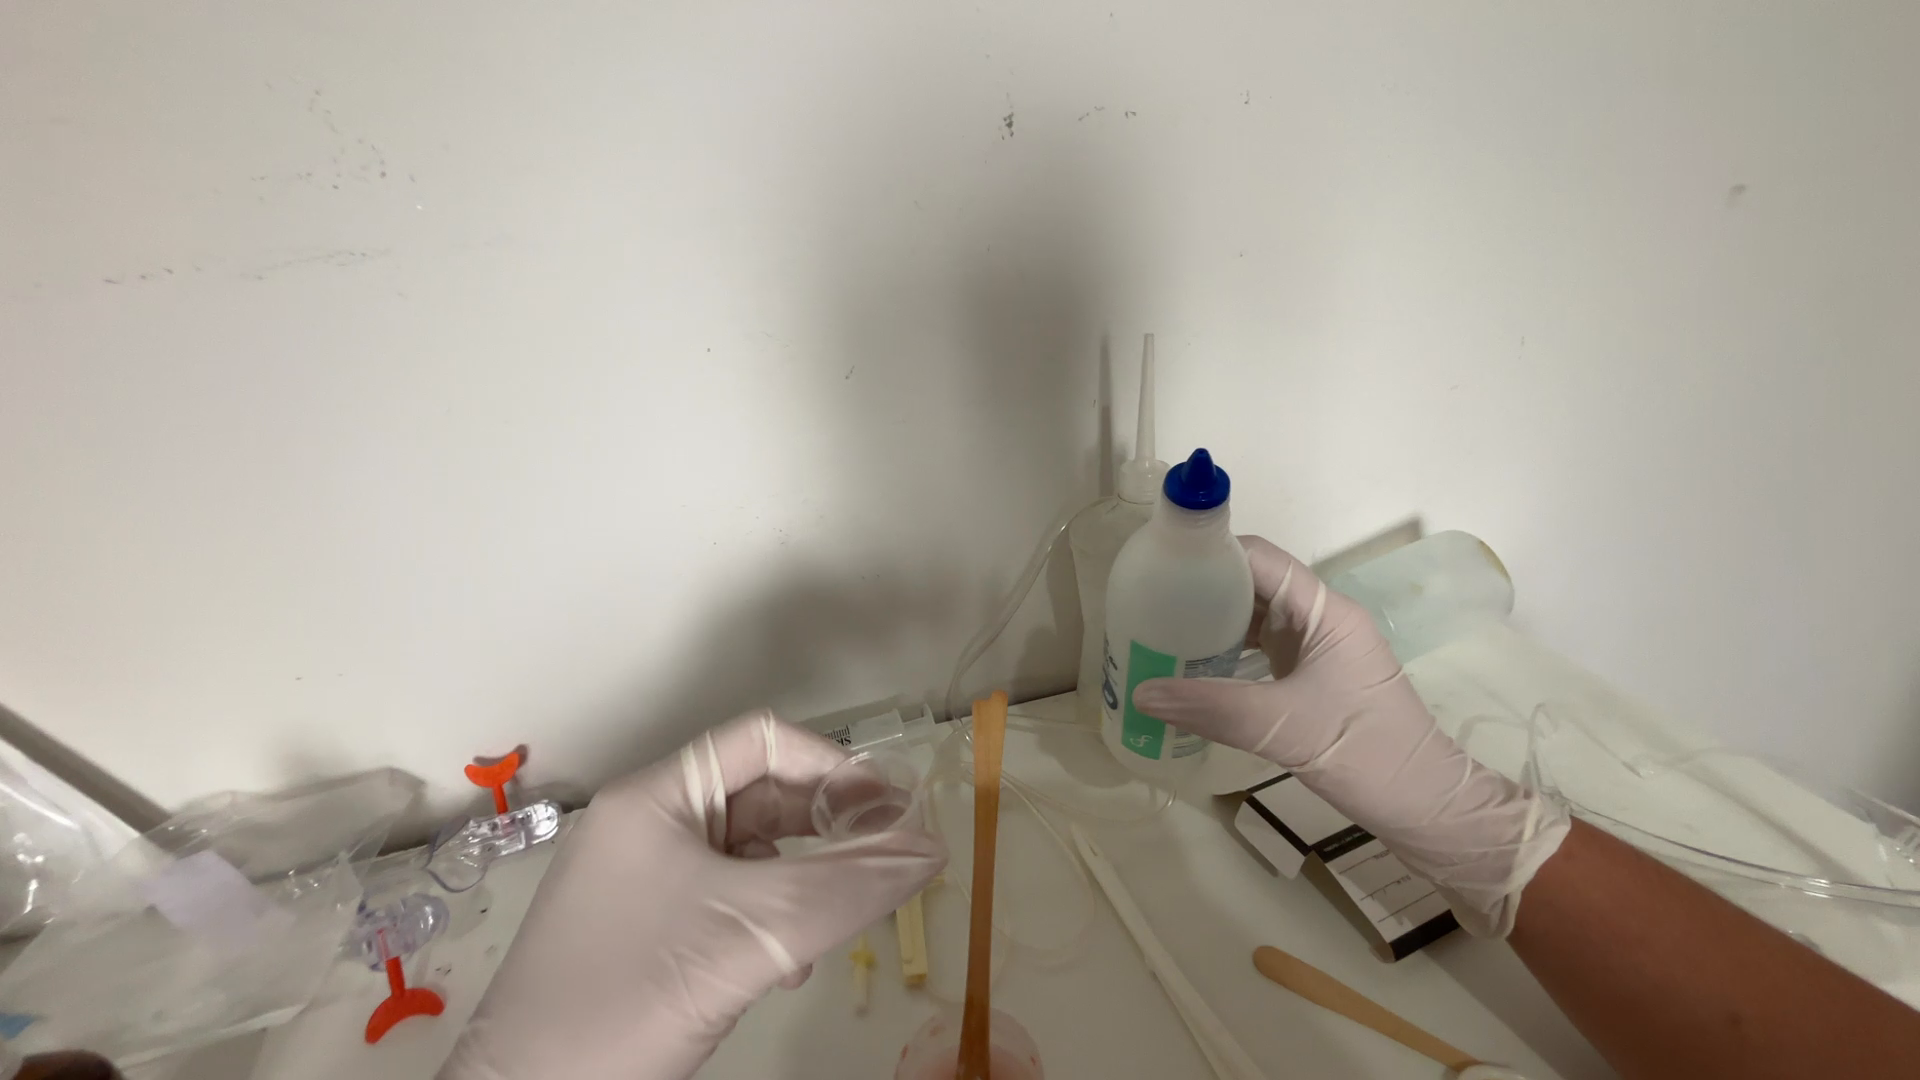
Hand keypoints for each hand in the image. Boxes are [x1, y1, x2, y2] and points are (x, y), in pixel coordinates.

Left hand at [438, 711, 944, 1079]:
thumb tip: (933, 848)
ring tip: (839, 917)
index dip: (831, 765)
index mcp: (659, 795)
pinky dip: (769, 917)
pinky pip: (727, 898)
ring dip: (802, 878)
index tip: (888, 809)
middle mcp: (650, 822)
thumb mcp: (755, 934)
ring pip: (748, 853)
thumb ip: (851, 886)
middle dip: (825, 825)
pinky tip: (788, 964)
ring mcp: (643, 877)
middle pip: (759, 795)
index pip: (763, 741)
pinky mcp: (645, 927)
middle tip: (886, 855)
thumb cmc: (632, 995)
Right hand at [1134, 536, 1567, 936]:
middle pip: (1251, 582)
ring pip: (1251, 616)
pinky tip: (1190, 667)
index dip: (1210, 554)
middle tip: (1148, 604)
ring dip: (1208, 621)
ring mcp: (1314, 648)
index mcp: (1325, 612)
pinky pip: (1256, 647)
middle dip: (1200, 588)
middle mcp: (1319, 619)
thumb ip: (1213, 708)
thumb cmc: (1368, 756)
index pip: (1260, 559)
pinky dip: (1222, 651)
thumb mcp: (1286, 730)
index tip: (1160, 566)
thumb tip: (1142, 694)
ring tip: (1159, 632)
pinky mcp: (1308, 676)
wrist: (1428, 810)